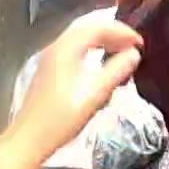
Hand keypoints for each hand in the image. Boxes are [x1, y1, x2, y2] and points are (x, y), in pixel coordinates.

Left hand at [9, 13, 143, 156]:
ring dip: (102, 41)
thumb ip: (116, 71)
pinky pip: (74, 49)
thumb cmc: (61, 118)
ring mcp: (50, 58)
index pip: (97, 28)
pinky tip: (101, 63)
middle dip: (112, 33)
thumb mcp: (94, 95)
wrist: (28, 139)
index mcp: (66, 49)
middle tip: (133, 44)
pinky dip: (92, 50)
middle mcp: (56, 48)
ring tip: (121, 51)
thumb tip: (134, 54)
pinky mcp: (49, 70)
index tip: (140, 42)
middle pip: (88, 29)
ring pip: (80, 39)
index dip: (121, 32)